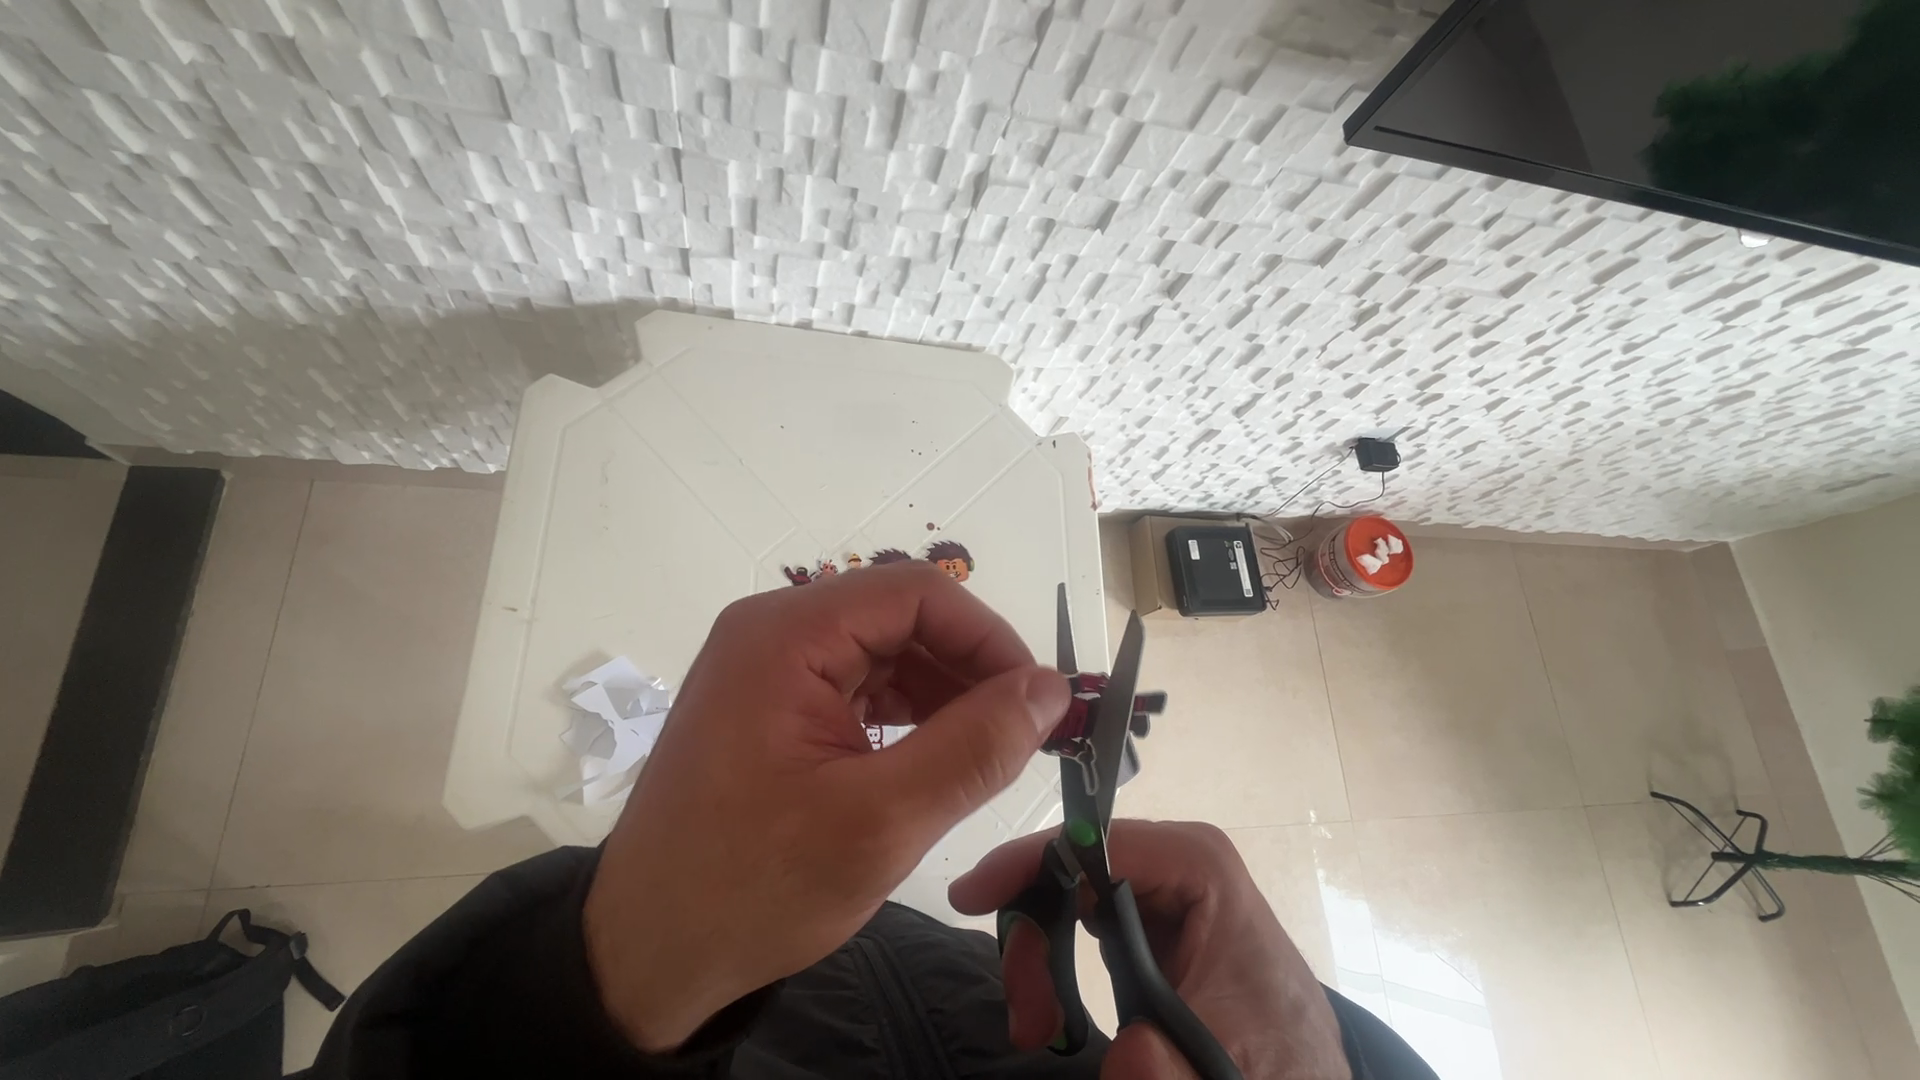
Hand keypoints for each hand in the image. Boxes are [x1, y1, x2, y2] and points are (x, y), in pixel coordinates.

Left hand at [583, 563, 1071, 1050]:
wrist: (646, 953)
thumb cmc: (754, 888)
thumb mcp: (880, 823)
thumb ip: (974, 749)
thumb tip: (1049, 689)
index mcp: (786, 635)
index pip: (916, 593)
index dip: (987, 637)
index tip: (1036, 700)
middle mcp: (775, 631)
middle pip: (901, 618)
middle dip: (970, 669)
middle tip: (1022, 734)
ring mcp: (771, 667)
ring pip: (886, 652)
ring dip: (945, 694)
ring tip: (988, 752)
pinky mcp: (774, 704)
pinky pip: (860, 685)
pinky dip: (909, 715)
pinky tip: (938, 756)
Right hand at [950, 820, 1350, 1079]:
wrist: (1299, 1074)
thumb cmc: (1277, 1057)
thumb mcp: (1229, 1068)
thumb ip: (1176, 1070)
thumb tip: (1129, 1052)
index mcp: (1198, 866)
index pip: (1097, 840)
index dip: (1030, 860)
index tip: (971, 897)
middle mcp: (1174, 857)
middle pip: (1071, 864)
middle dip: (1034, 930)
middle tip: (1025, 1017)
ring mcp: (1159, 881)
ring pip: (1067, 887)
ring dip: (1039, 949)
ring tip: (1038, 1024)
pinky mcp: (1147, 910)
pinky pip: (1079, 911)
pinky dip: (1053, 952)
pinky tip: (1052, 1004)